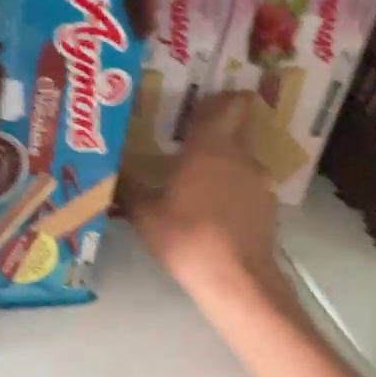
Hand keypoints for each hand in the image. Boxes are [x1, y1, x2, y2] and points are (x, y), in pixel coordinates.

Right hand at [125, 91, 286, 299]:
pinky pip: (246, 189)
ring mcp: (258, 181)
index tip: (202, 102)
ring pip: (239, 162)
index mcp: (210, 146)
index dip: (219, 98)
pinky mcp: (267, 207)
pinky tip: (212, 215)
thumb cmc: (186, 237)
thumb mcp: (145, 215)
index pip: (228, 103)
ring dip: (220, 169)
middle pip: (233, 131)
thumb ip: (128, 189)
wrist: (235, 278)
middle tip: (185, 147)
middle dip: (212, 136)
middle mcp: (240, 155)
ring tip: (195, 187)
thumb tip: (108, 172)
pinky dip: (231, 194)